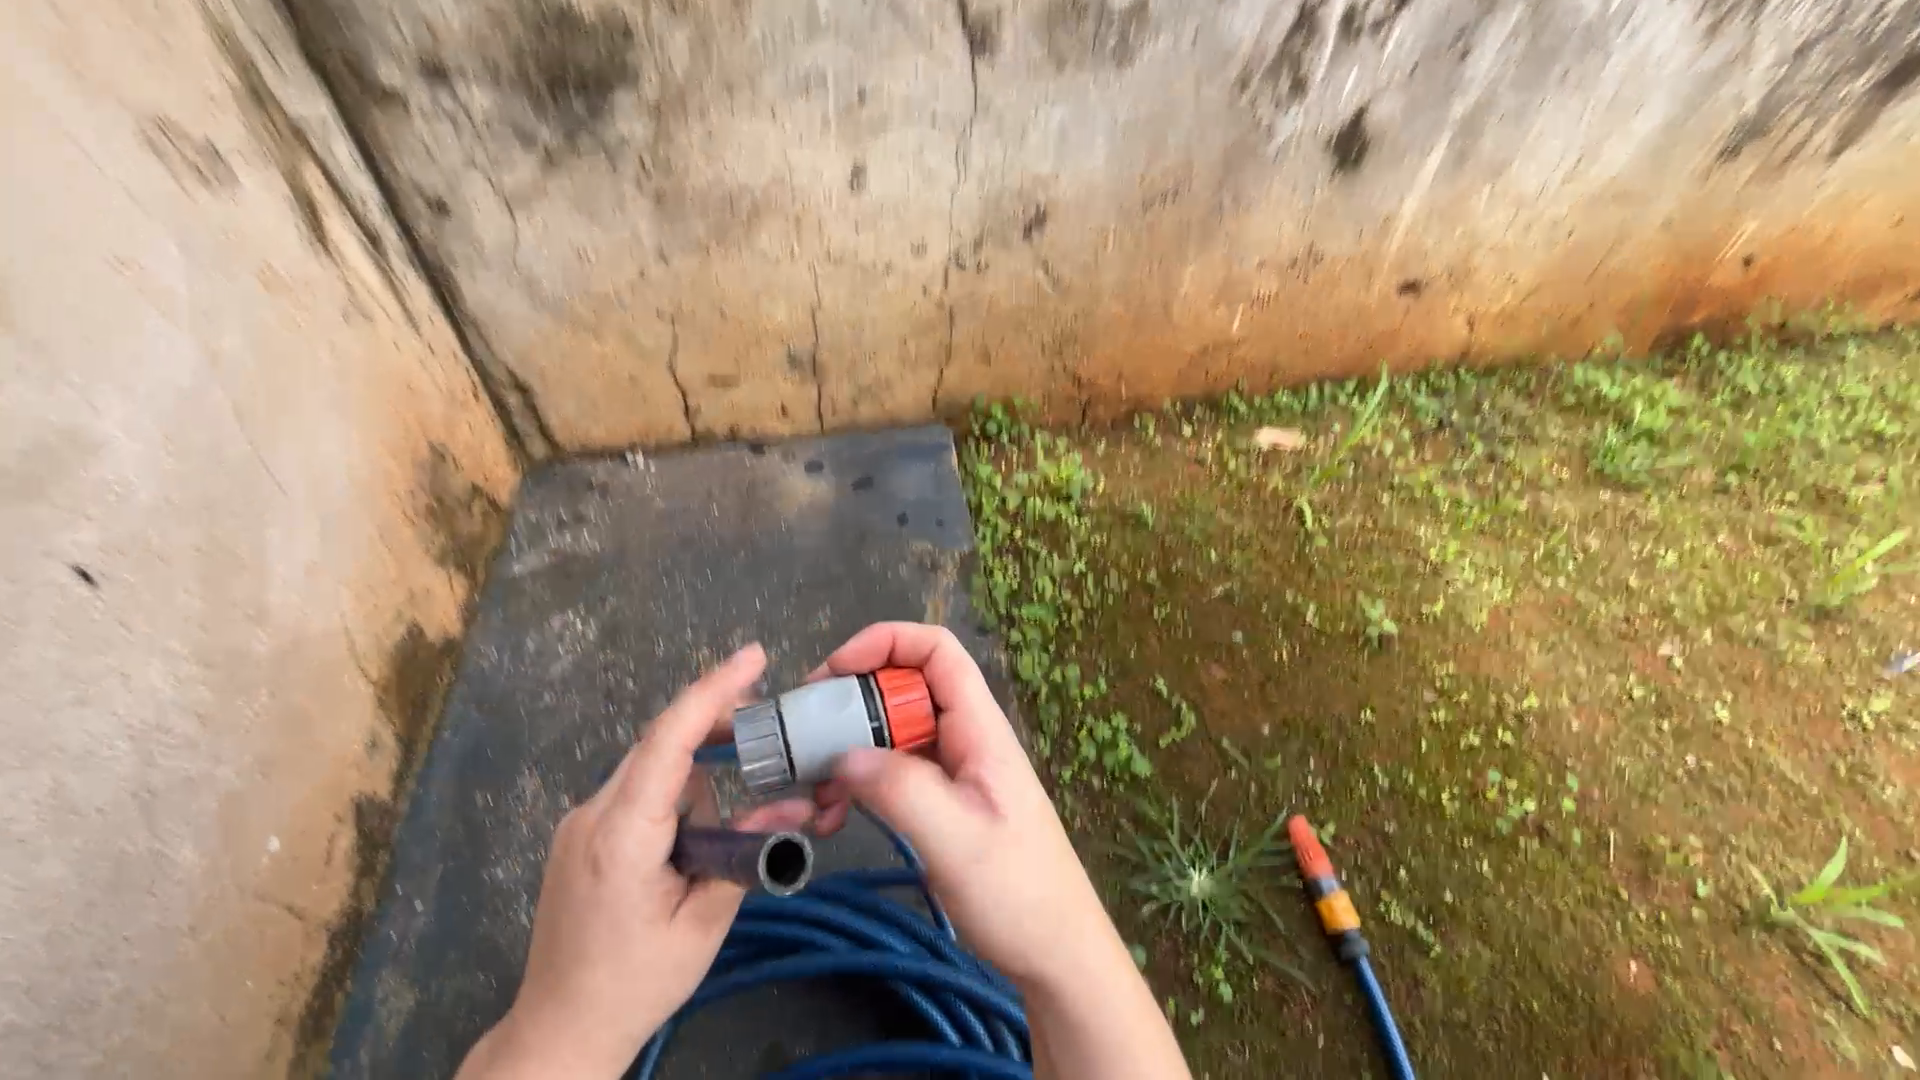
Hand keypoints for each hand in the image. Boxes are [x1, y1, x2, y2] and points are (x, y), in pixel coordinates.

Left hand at [456, 645, 810, 1079]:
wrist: (557, 1033)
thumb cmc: (635, 984)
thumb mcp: (704, 921)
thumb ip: (747, 852)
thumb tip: (794, 804)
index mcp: (621, 835)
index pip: (668, 740)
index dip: (712, 691)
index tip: (754, 657)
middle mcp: (591, 815)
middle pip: (658, 743)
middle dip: (714, 721)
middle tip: (767, 721)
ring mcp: (578, 823)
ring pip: (649, 766)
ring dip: (695, 768)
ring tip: (732, 805)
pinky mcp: (579, 835)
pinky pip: (635, 791)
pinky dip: (673, 791)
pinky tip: (696, 830)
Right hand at [807, 623, 1117, 991]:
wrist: (1053, 953)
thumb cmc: (1018, 893)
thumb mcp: (957, 840)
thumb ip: (900, 790)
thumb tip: (842, 755)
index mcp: (979, 729)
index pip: (936, 651)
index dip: (885, 642)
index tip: (834, 671)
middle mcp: (963, 739)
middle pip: (901, 689)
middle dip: (849, 703)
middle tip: (804, 735)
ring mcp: (950, 772)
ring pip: (888, 734)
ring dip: (846, 752)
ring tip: (813, 792)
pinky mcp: (938, 804)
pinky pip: (889, 775)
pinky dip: (856, 786)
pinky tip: (832, 818)